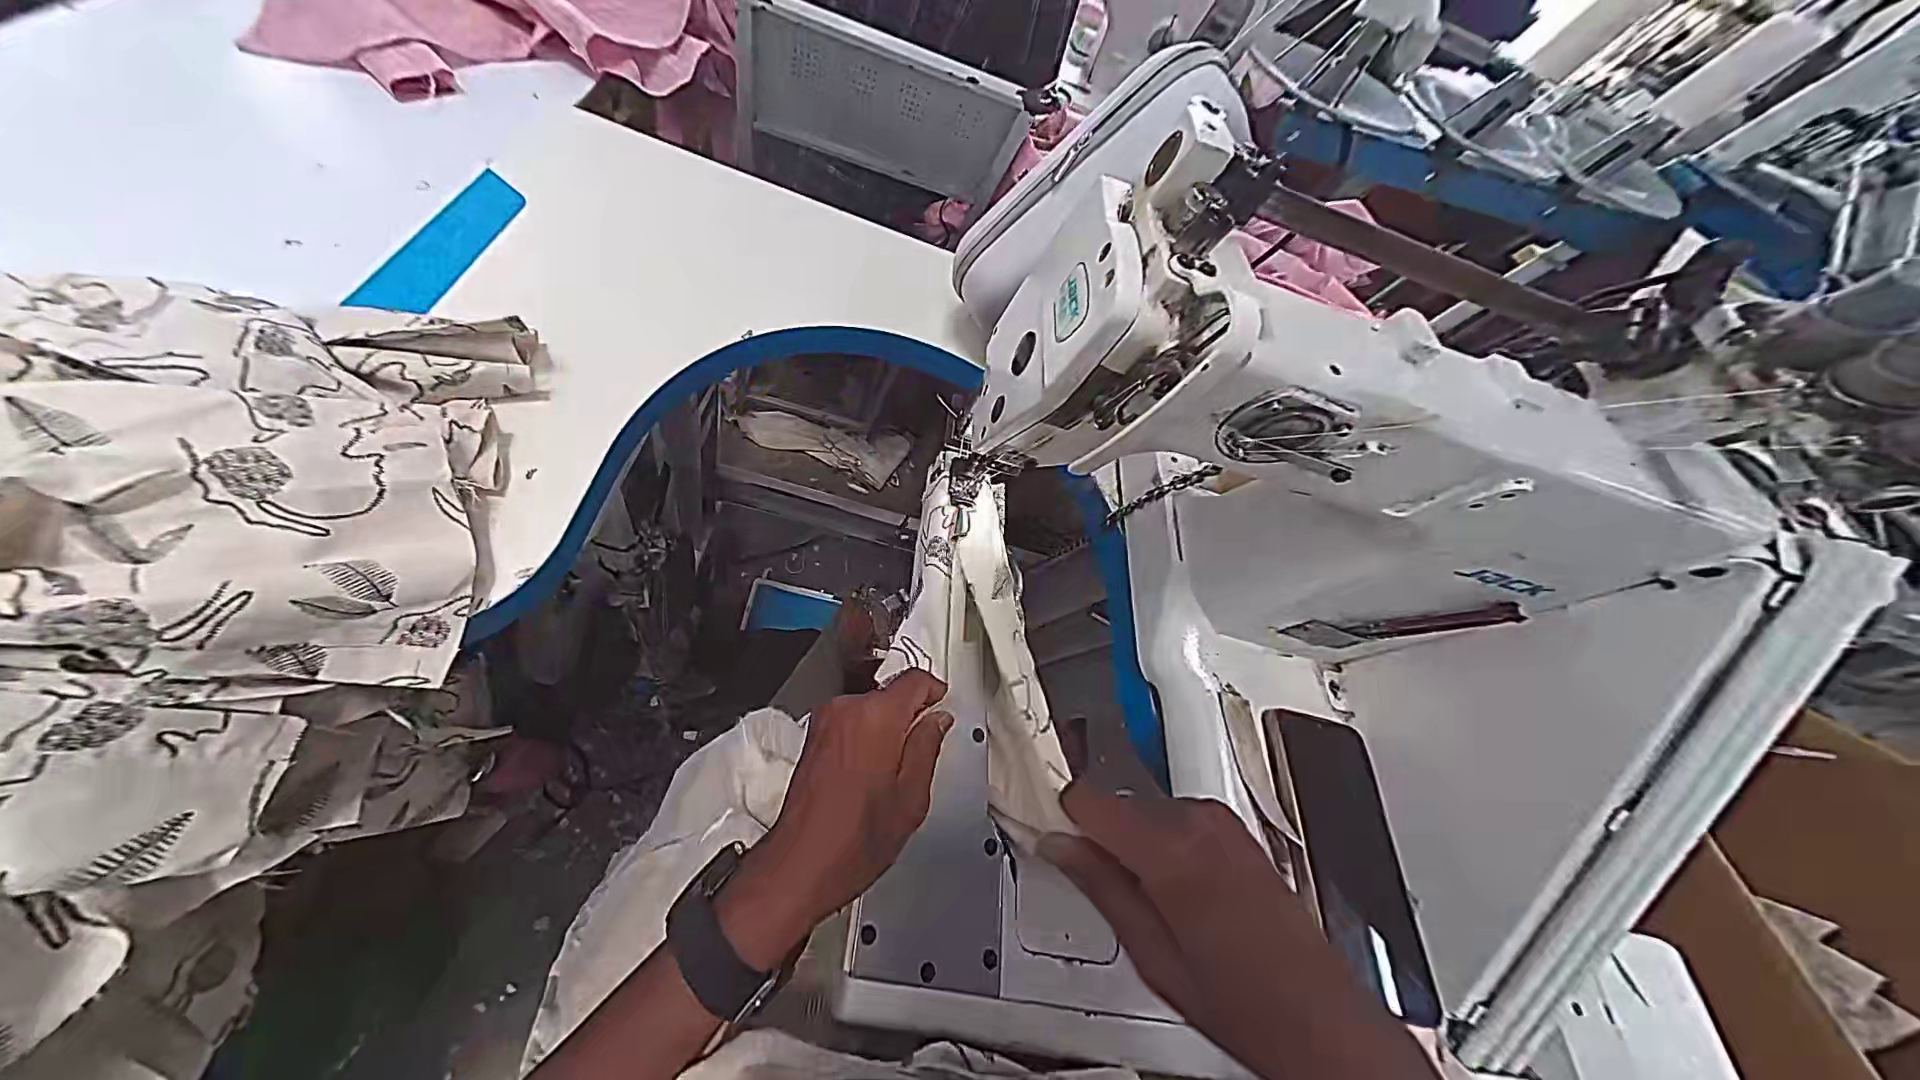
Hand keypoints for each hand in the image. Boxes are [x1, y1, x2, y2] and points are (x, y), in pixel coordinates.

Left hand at [717, 670, 951, 969]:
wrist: (801, 865)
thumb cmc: (850, 840)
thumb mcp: (911, 796)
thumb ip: (928, 747)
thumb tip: (936, 723)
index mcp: (876, 717)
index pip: (915, 679)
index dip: (935, 690)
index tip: (941, 700)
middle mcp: (847, 710)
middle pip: (891, 692)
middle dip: (911, 712)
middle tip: (926, 740)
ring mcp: (825, 722)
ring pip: (869, 707)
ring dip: (886, 725)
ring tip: (896, 766)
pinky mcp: (813, 737)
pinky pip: (850, 722)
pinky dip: (865, 735)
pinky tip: (872, 771)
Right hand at [1040, 785, 1432, 1079]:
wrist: (1321, 1021)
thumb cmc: (1249, 1003)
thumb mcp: (1151, 953)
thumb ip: (1099, 885)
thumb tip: (1060, 846)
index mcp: (1170, 850)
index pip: (1087, 797)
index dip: (1061, 814)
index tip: (1044, 825)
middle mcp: (1197, 821)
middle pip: (1116, 803)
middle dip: (1099, 836)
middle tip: (1097, 881)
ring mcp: (1220, 822)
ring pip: (1144, 809)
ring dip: (1132, 841)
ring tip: (1149, 899)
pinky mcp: (1235, 828)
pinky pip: (1175, 817)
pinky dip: (1162, 841)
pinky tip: (1175, 890)